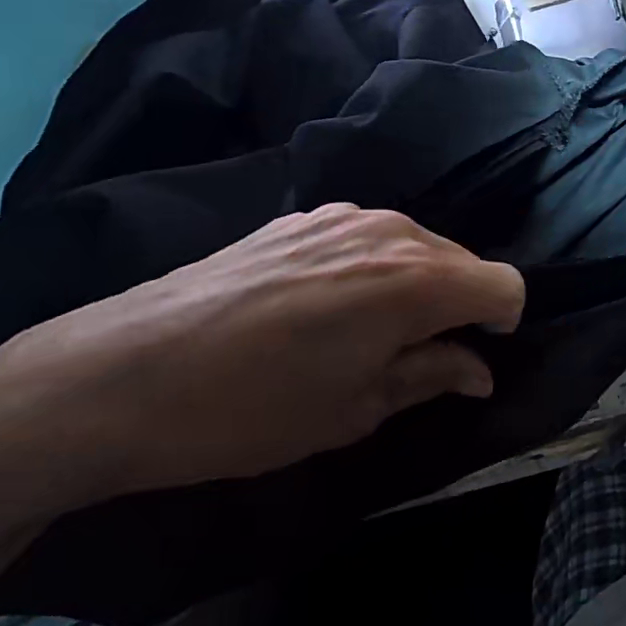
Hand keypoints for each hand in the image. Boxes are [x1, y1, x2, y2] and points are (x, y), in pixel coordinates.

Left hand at [0, 205, 523, 511]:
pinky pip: (367, 237)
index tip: (472, 356)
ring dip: (414, 285)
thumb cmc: (251, 409)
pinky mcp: (301, 215)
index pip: (502, 284)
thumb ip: (429, 376)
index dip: (500, 323)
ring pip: (414, 244)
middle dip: (457, 306)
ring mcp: (341, 214)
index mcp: (414, 279)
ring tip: (364, 336)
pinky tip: (321, 307)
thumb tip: (478, 368)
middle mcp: (389, 229)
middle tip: (415, 359)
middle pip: (460, 260)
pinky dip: (372, 268)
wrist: (124, 369)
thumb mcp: (353, 411)